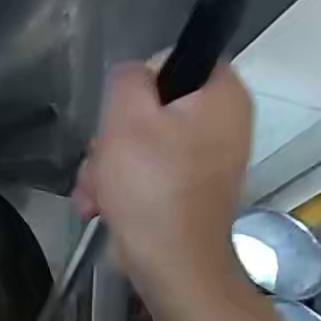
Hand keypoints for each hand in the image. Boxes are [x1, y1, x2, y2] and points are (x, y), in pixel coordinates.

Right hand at [74, 59, 254, 305]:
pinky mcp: (186, 190)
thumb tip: (131, 72)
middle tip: (103, 161)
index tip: (118, 114)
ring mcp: (205, 160)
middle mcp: (222, 122)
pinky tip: (103, 207)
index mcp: (221, 94)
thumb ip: (127, 80)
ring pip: (139, 146)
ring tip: (98, 193)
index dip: (138, 84)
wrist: (170, 260)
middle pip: (150, 110)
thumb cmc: (151, 186)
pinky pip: (144, 174)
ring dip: (106, 168)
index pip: (175, 60)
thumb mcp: (126, 120)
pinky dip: (119, 189)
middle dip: (112, 139)